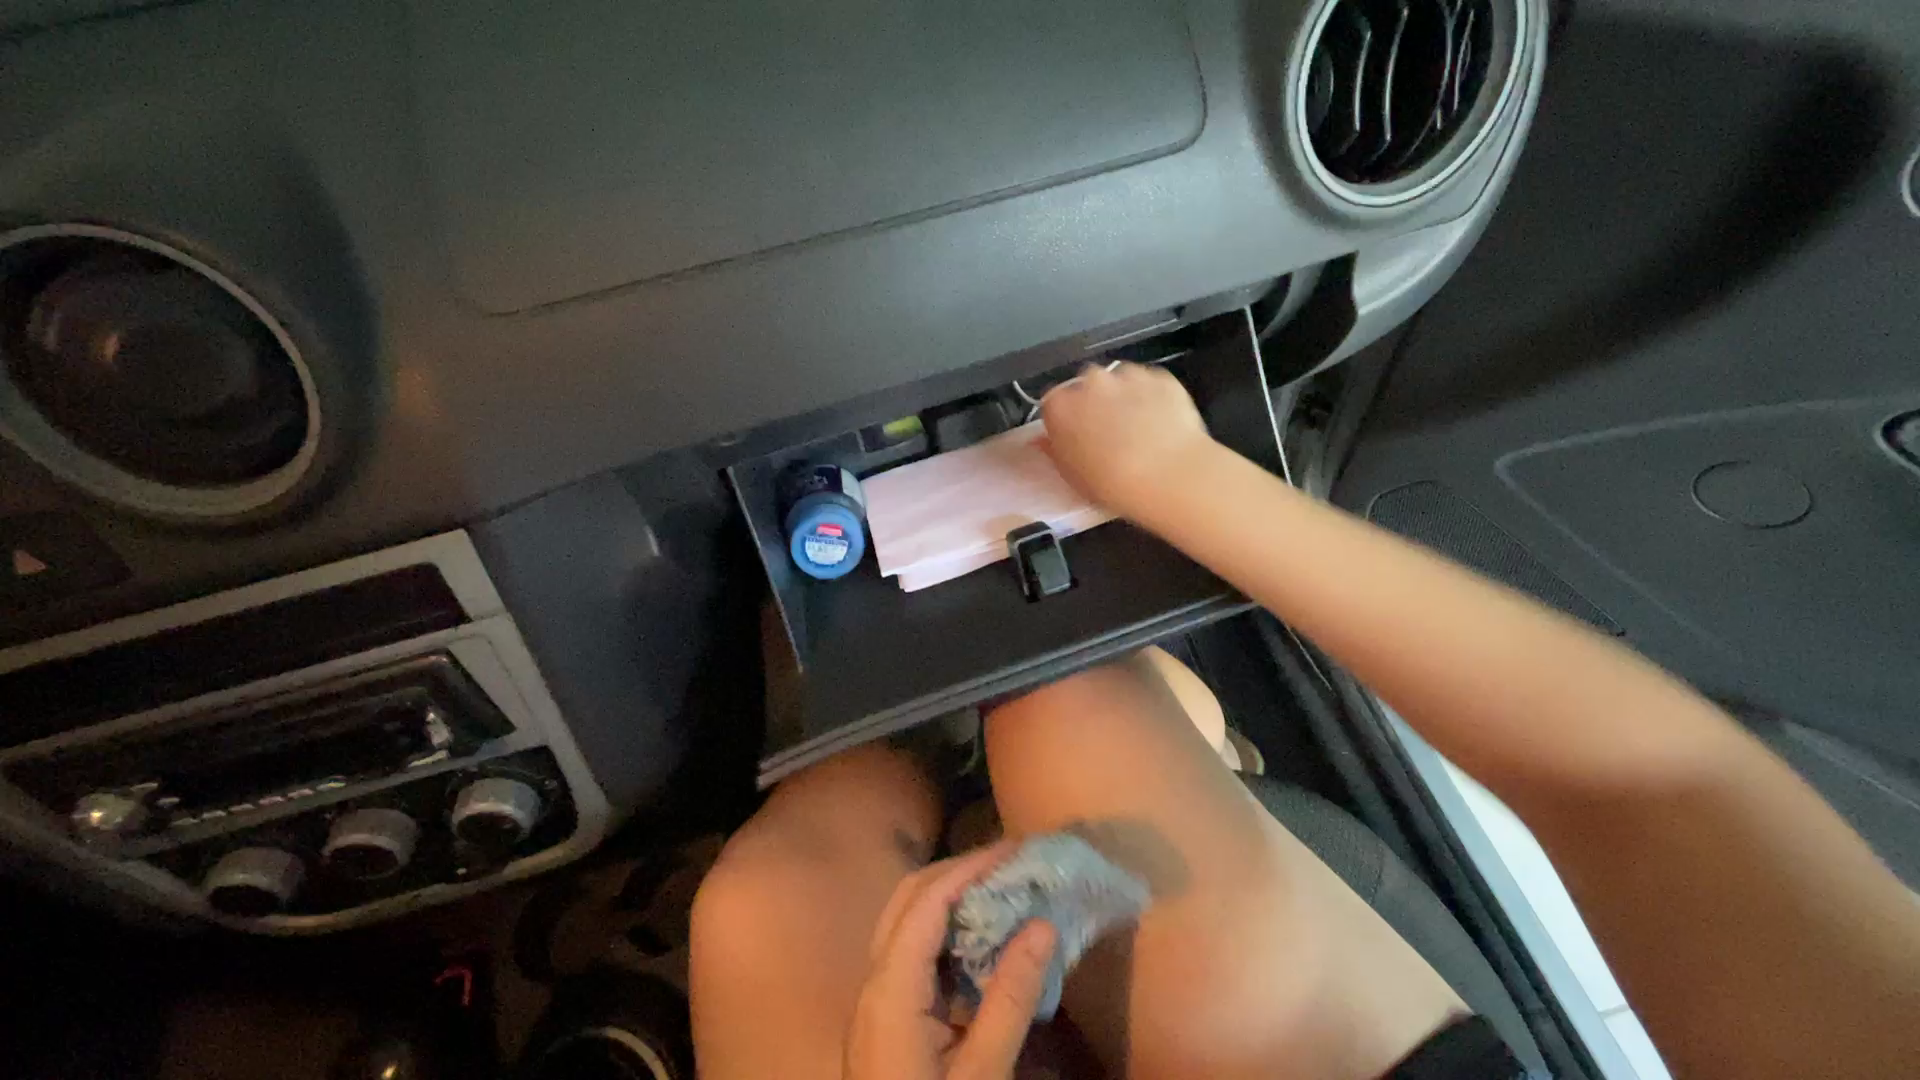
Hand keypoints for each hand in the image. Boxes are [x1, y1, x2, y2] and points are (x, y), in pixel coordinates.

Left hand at [846, 844, 1058, 1079]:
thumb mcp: (982, 1073)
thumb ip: (1010, 999)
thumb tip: (1042, 924)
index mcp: (890, 990)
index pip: (926, 901)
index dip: (970, 867)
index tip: (1015, 847)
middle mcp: (873, 984)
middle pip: (909, 901)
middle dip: (958, 872)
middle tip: (1011, 863)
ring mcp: (875, 1002)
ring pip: (907, 924)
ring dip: (950, 899)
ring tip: (1002, 890)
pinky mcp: (885, 1020)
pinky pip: (912, 955)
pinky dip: (946, 933)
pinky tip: (982, 940)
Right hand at [1040, 362, 1214, 520]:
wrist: (1168, 475)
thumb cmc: (1112, 483)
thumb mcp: (1072, 477)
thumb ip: (1054, 452)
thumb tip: (1044, 441)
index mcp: (1060, 405)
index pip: (1053, 404)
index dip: (1065, 421)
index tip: (1075, 437)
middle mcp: (1090, 381)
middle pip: (1086, 387)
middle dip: (1094, 404)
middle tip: (1108, 434)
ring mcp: (1127, 375)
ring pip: (1120, 381)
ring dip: (1124, 398)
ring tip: (1138, 430)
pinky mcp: (1161, 376)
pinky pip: (1150, 384)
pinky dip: (1152, 398)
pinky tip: (1160, 424)